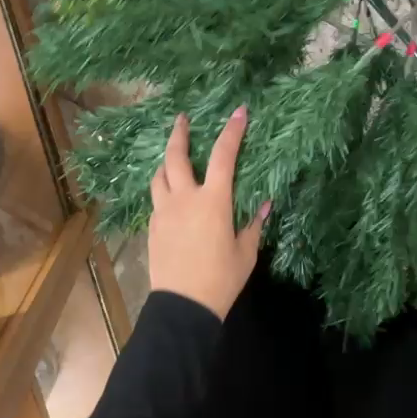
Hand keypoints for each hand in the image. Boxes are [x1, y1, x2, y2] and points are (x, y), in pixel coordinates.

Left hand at [148, 108, 269, 319]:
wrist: (183, 306)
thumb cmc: (221, 279)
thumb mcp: (246, 252)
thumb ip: (253, 224)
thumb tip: (264, 204)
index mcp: (212, 201)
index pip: (224, 156)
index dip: (232, 131)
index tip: (238, 112)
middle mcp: (184, 198)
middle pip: (176, 156)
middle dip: (179, 134)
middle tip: (182, 119)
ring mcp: (164, 211)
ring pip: (159, 176)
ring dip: (166, 161)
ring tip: (173, 157)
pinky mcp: (152, 226)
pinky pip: (157, 199)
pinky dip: (165, 189)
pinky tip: (172, 196)